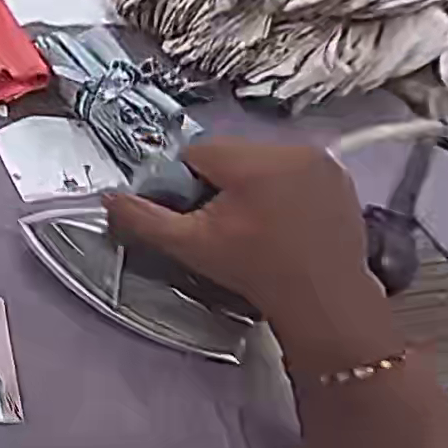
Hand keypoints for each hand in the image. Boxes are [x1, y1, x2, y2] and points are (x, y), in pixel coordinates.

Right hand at [103, 139, 401, 372]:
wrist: (320, 297)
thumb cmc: (251, 270)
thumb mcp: (189, 246)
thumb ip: (144, 219)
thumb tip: (108, 198)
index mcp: (252, 162)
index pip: (198, 151)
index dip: (187, 182)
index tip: (196, 215)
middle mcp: (291, 150)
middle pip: (231, 153)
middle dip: (219, 182)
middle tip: (222, 223)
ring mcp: (321, 161)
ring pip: (262, 159)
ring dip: (249, 183)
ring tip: (254, 224)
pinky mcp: (339, 176)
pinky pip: (293, 169)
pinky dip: (281, 188)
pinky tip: (282, 221)